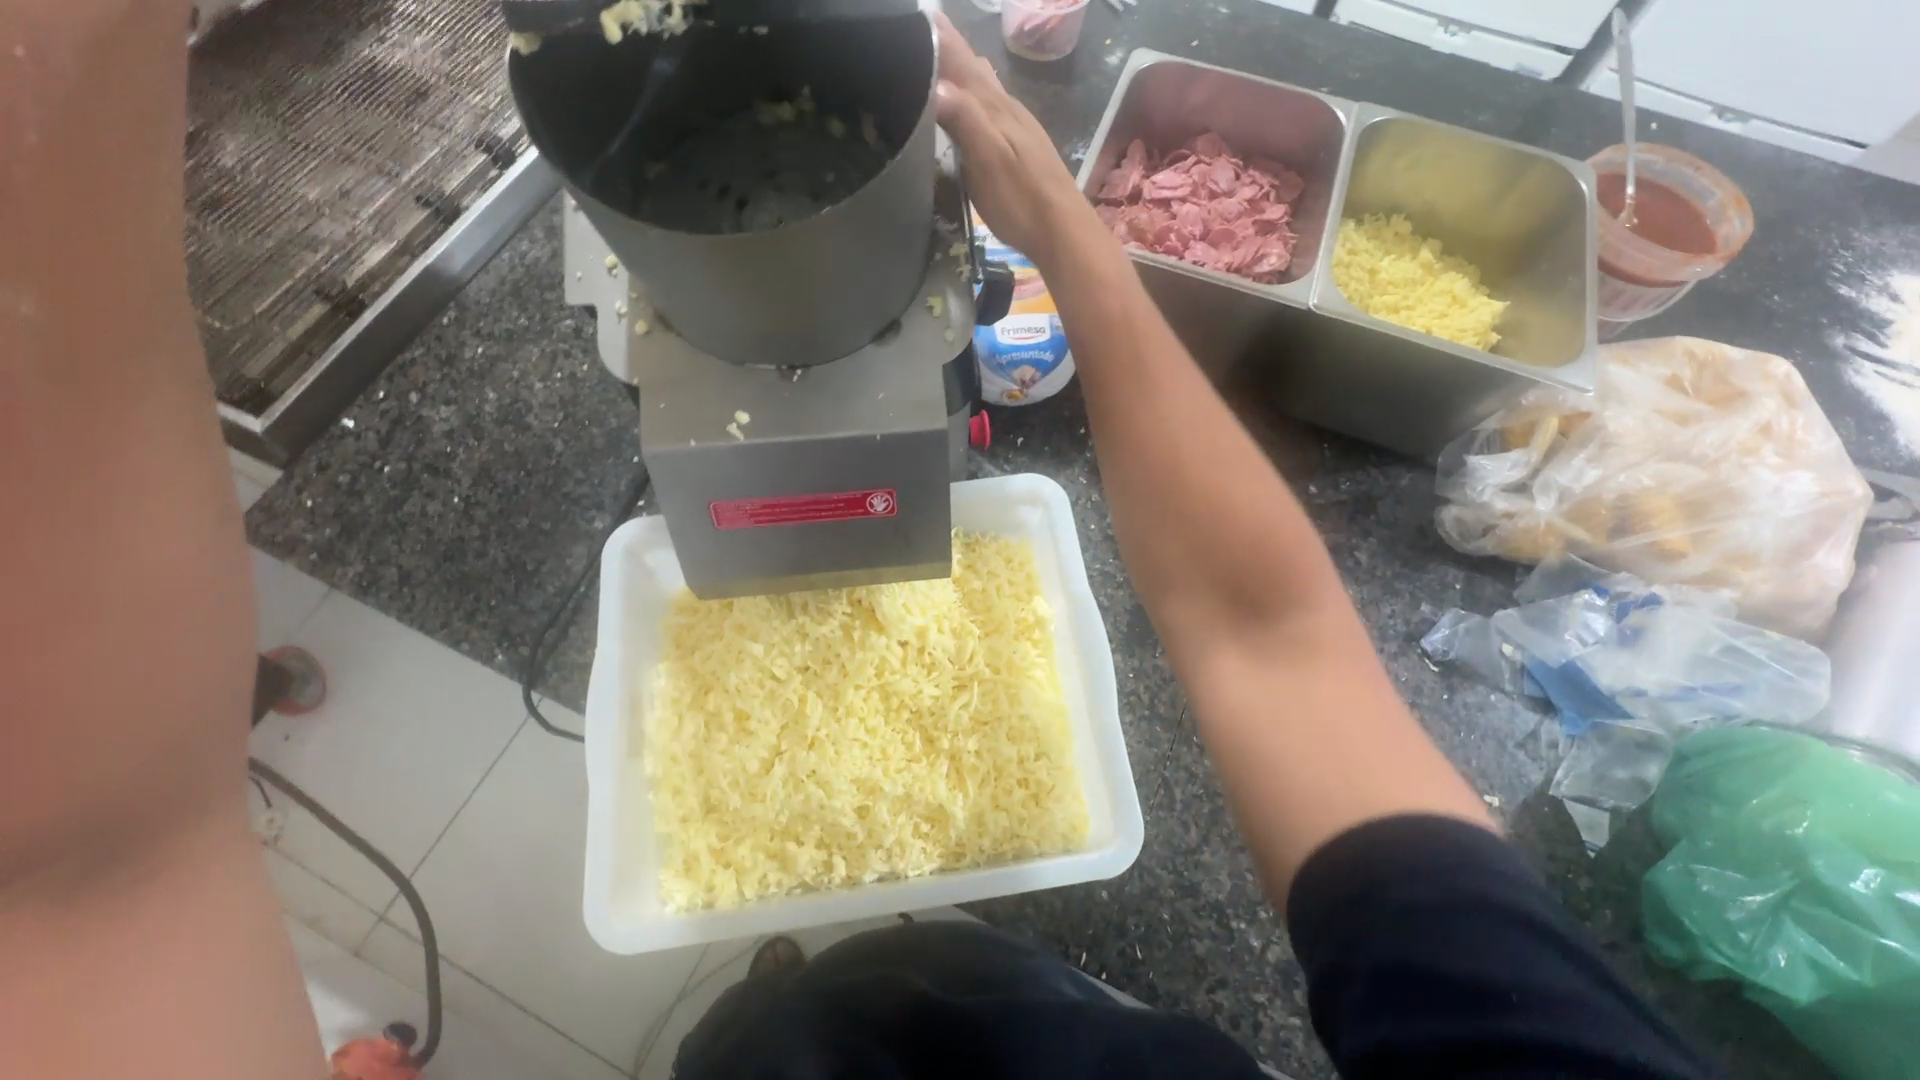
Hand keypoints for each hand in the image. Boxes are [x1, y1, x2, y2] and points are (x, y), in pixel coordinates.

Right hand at [933, 12, 1102, 267]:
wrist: (1063, 232)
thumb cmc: (1022, 199)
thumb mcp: (988, 159)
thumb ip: (964, 119)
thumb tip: (935, 84)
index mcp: (995, 107)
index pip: (961, 61)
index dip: (940, 38)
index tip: (917, 16)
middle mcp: (1007, 109)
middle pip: (973, 69)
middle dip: (947, 49)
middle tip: (921, 33)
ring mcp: (1017, 128)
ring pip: (984, 87)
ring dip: (961, 70)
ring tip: (941, 58)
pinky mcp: (1020, 148)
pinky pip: (990, 108)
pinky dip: (973, 97)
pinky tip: (971, 105)